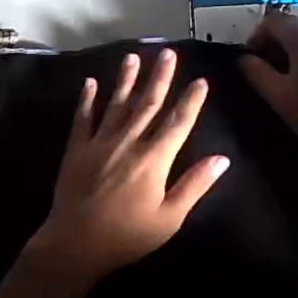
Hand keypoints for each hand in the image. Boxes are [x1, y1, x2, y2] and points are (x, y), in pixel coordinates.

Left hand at [28, 49, 229, 278]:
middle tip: (168, 52)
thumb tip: (222, 158)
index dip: (191, 100)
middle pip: (148, 103)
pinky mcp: (76, 149)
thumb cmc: (127, 236)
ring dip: (126, 79)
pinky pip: (83, 118)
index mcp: (154, 159)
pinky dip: (87, 99)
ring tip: (134, 57)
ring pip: (117, 104)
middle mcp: (129, 142)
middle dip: (160, 77)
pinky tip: (90, 83)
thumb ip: (195, 185)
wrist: (75, 244)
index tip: (200, 80)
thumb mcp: (169, 218)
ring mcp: (99, 142)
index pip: (178, 122)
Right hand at [238, 9, 297, 166]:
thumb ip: (256, 72)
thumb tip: (243, 58)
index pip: (273, 21)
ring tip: (293, 81)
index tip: (251, 61)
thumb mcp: (279, 97)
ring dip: (297, 52)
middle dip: (277, 45)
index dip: (256, 37)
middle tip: (269, 73)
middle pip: (295, 27)